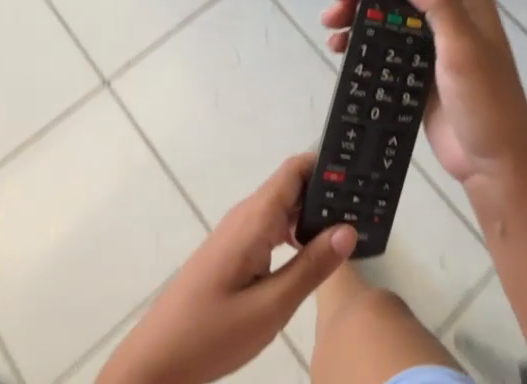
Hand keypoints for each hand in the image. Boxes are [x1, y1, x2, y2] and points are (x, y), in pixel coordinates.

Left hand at [100, 155, 355, 383]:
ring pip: (284, 209)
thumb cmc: (211, 332)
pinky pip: (273, 229)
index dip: (329, 165)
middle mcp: (246, 218)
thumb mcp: (270, 307)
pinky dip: (298, 233)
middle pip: (294, 186)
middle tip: (370, 204)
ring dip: (315, 214)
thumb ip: (311, 267)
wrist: (156, 360)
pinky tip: (317, 255)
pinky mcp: (234, 253)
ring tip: (354, 228)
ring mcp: (238, 235)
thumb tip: (348, 229)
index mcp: (254, 220)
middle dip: (329, 190)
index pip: (296, 169)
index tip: (363, 173)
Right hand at [322, 0, 526, 189]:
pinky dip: (361, 45)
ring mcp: (432, 50)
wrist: (493, 165)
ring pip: (389, 19)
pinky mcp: (417, 76)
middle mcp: (450, 21)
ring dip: (359, 16)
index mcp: (469, 6)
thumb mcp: (463, 45)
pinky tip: (339, 48)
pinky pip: (384, 51)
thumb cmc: (486, 100)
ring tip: (330, 24)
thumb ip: (435, 2)